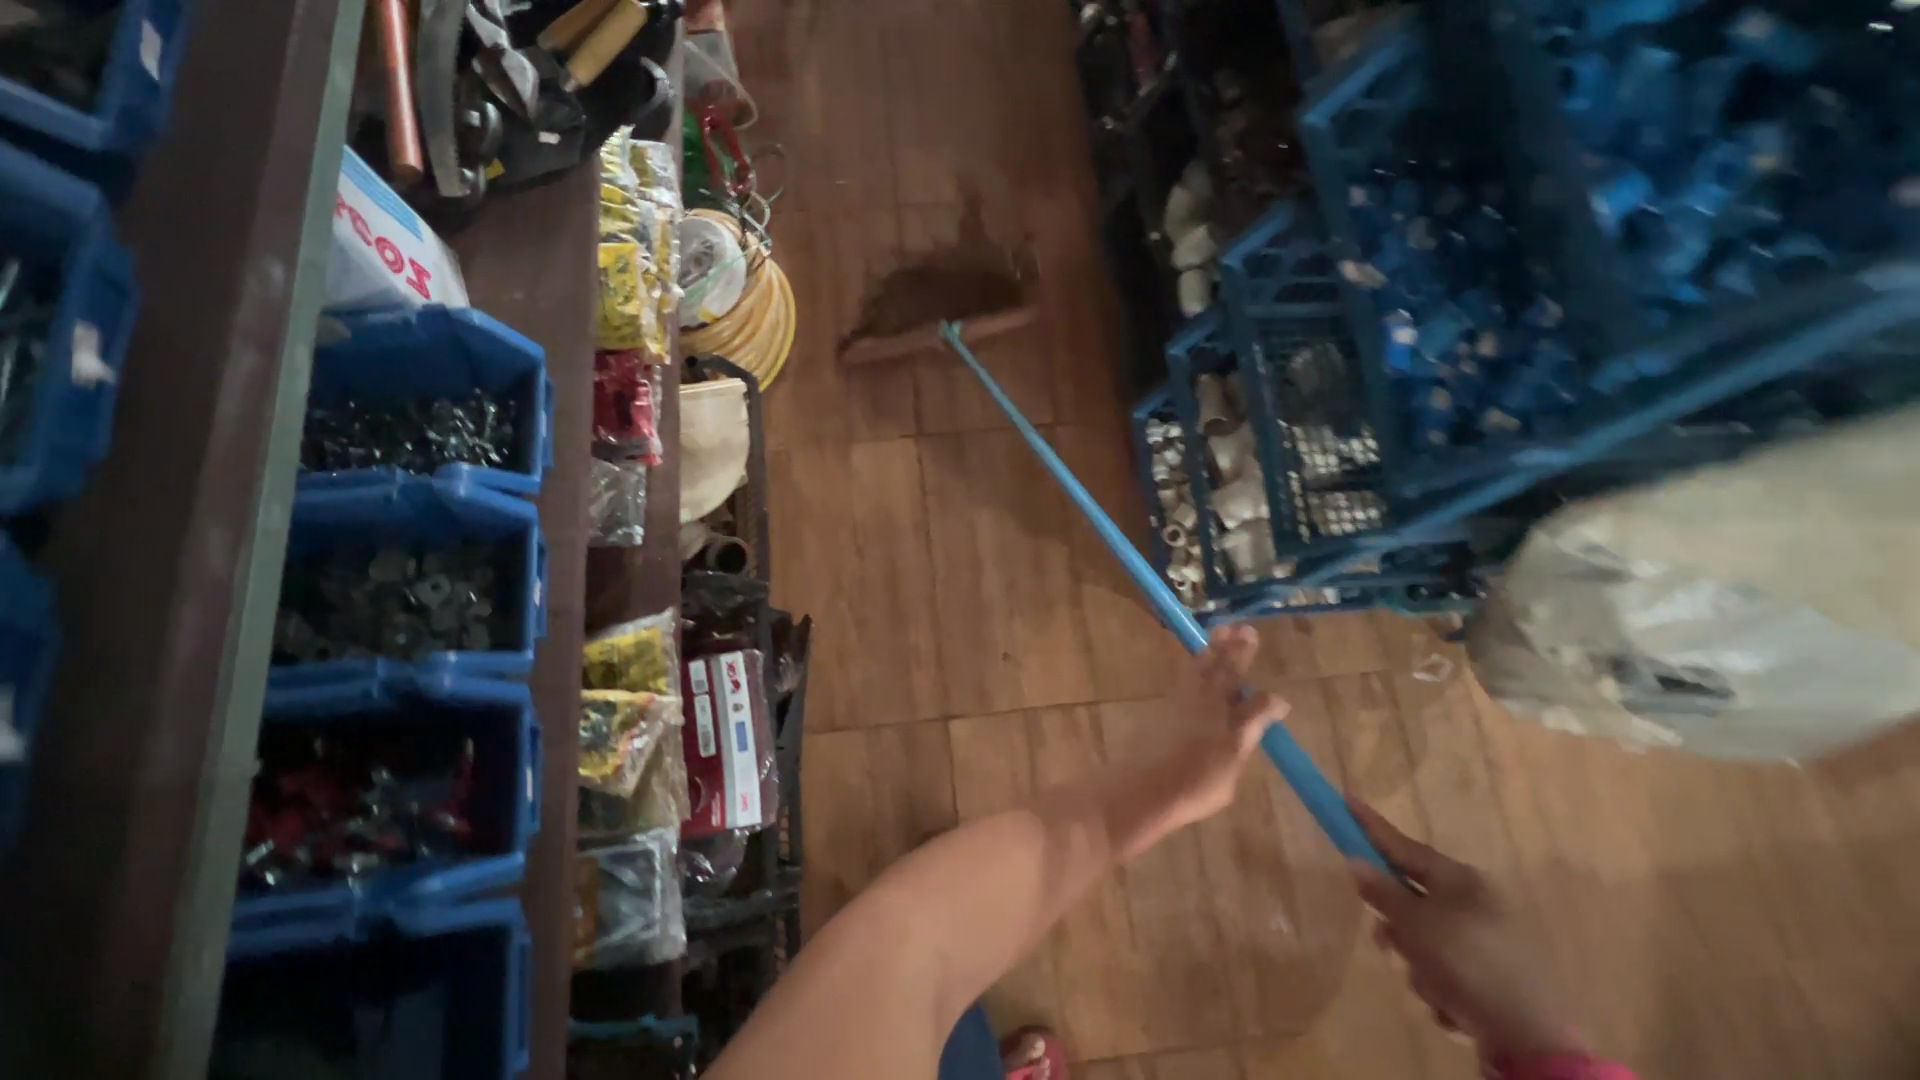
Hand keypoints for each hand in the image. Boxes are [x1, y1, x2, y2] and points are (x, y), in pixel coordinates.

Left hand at [1153, 624, 1288, 828]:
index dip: (1270, 704)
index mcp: (1231, 724)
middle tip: (1246, 629)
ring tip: (1222, 631)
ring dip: (1214, 649)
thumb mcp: (1229, 770)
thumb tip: (1265, 716)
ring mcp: (1183, 704)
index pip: (1258, 706)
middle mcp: (1209, 707)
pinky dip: (1196, 663)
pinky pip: (1186, 676)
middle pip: (1226, 673)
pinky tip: (1199, 659)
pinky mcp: (1164, 707)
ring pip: (1202, 668)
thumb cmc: (1193, 788)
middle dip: (1238, 651)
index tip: (1281, 703)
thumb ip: (1246, 739)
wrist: (1143, 788)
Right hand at [1349, 803, 1583, 1064]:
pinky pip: (1447, 973)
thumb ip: (1383, 893)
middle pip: (1412, 901)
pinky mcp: (1495, 978)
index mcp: (1460, 880)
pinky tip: (1456, 1010)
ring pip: (1425, 942)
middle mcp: (1476, 903)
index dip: (1371, 826)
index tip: (1346, 798)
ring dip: (1420, 967)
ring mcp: (1488, 941)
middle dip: (1398, 929)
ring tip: (1436, 991)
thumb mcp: (1416, 926)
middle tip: (1391, 946)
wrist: (1536, 1038)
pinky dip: (1444, 990)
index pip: (1403, 845)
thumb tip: (1356, 861)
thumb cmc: (1469, 966)